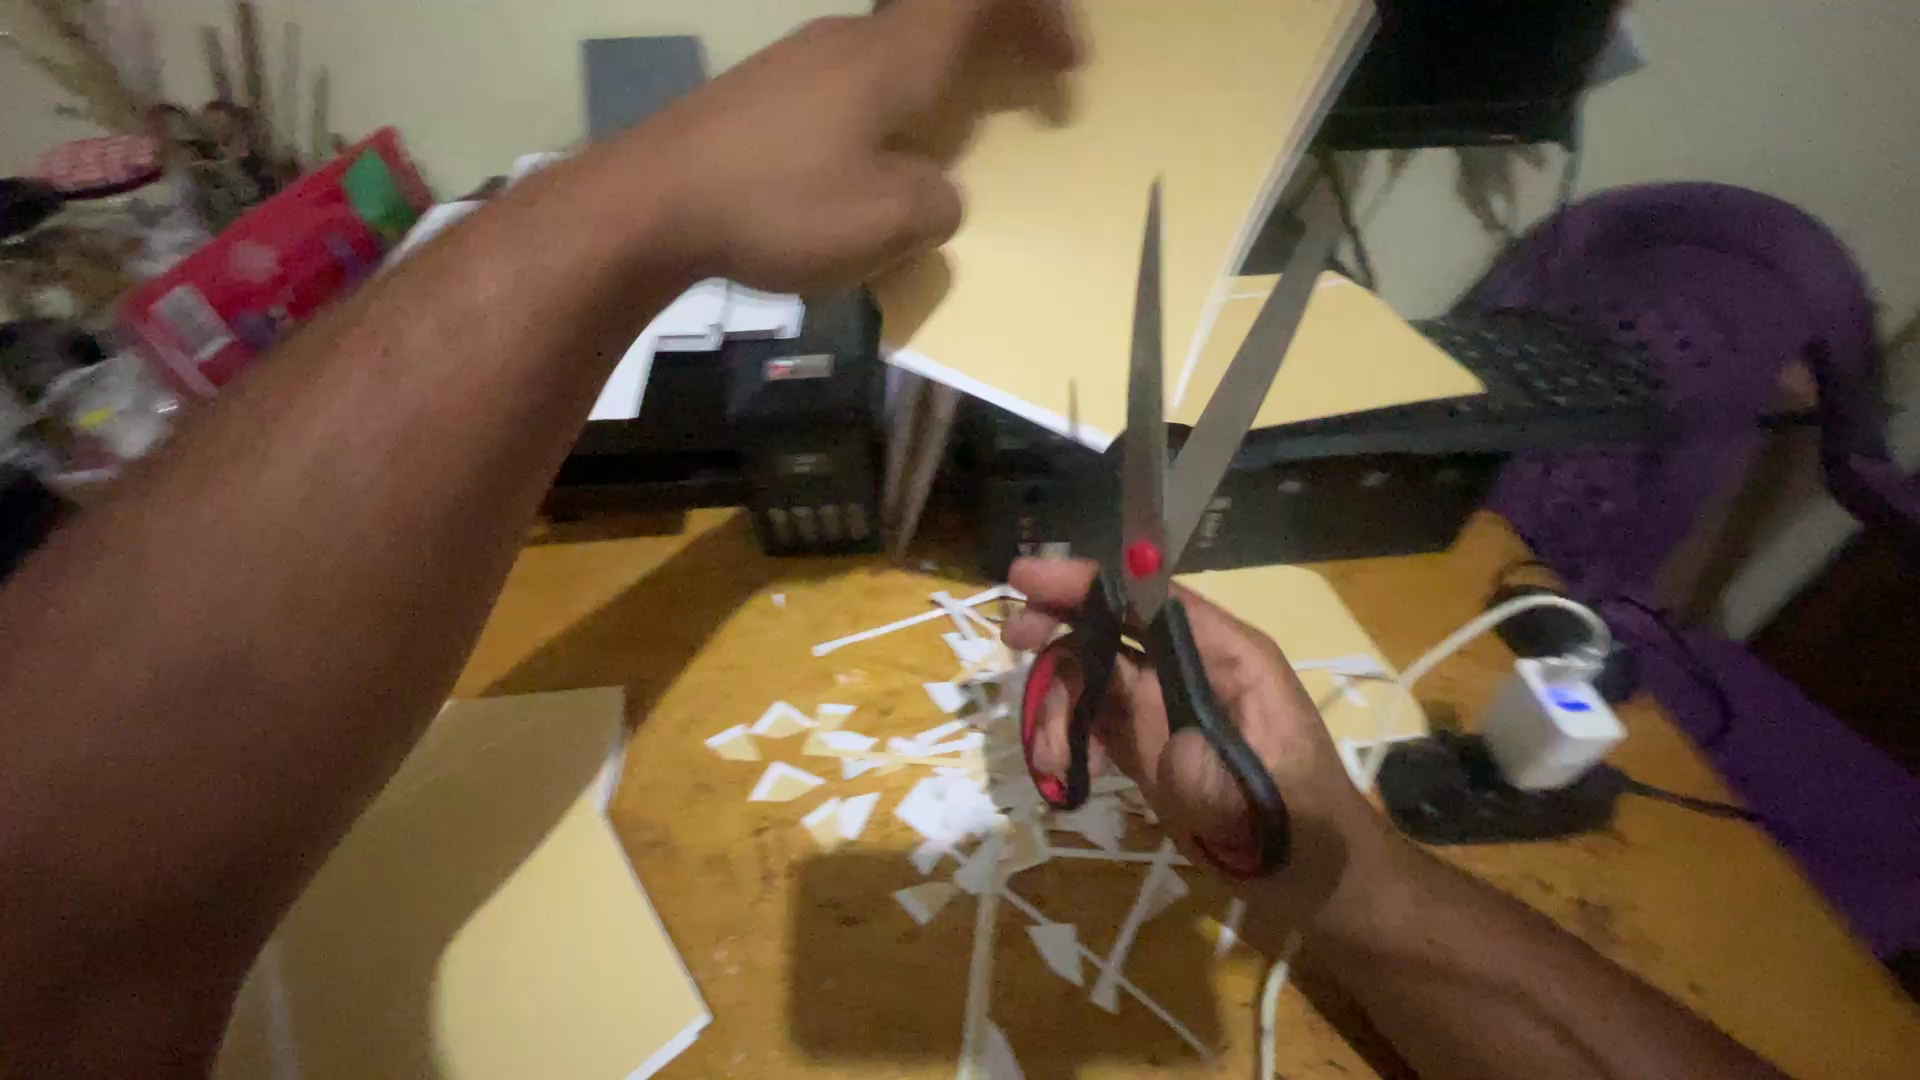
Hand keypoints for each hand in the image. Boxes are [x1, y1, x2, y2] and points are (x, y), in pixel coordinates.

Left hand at [624, 0, 1081, 293]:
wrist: (655, 205)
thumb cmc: (779, 206)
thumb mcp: (885, 224)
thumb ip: (937, 206)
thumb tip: (939, 197)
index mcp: (891, 60)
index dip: (1037, 13)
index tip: (1070, 60)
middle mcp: (850, 44)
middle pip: (940, 20)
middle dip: (998, 48)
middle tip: (1028, 94)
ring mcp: (803, 67)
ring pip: (895, 61)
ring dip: (940, 93)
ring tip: (950, 153)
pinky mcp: (770, 100)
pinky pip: (854, 94)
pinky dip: (891, 119)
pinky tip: (872, 176)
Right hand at [1006, 557, 1398, 929]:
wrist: (1314, 883)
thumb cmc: (1309, 831)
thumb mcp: (1274, 810)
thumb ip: (1223, 782)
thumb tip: (1172, 748)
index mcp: (1227, 658)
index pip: (1153, 601)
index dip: (1091, 584)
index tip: (1028, 581)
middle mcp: (1188, 668)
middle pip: (1110, 624)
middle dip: (1058, 626)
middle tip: (1013, 640)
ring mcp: (1161, 703)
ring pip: (1090, 673)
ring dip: (1057, 705)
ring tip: (1051, 760)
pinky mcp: (1142, 740)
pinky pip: (1089, 718)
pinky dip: (1065, 736)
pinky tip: (1064, 774)